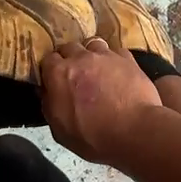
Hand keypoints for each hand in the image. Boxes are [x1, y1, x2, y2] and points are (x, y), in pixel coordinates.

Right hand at [40, 39, 163, 163]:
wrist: (134, 131)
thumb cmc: (93, 137)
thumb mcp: (60, 130)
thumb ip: (49, 105)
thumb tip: (46, 92)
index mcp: (59, 73)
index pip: (48, 60)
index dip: (50, 70)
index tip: (54, 80)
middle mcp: (81, 58)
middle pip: (69, 47)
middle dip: (69, 58)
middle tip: (75, 75)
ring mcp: (105, 55)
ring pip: (93, 44)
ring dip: (91, 54)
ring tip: (96, 69)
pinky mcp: (127, 58)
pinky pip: (116, 52)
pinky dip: (114, 59)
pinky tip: (117, 71)